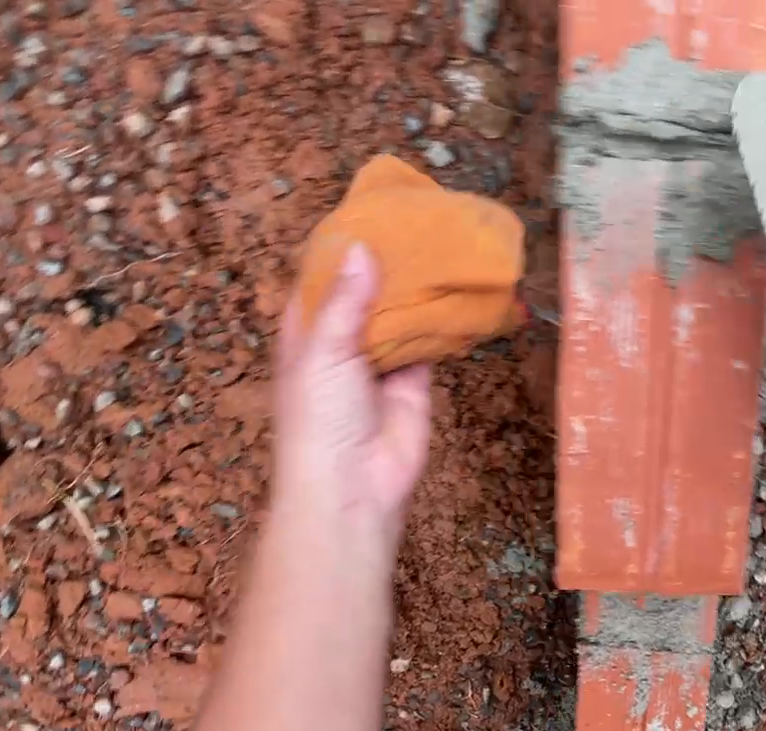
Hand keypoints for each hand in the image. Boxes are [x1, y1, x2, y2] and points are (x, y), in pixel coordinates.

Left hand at [270, 244, 430, 570]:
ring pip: (401, 315)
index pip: (324, 277)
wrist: (354, 485)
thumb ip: (345, 301)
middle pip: (368, 292)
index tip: (371, 210)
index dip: (344, 246)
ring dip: (418, 289)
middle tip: (419, 221)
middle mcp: (344, 342)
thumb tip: (364, 247)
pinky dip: (442, 322)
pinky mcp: (415, 382)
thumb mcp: (322, 350)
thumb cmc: (319, 418)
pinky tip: (458, 289)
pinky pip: (428, 344)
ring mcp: (381, 362)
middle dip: (388, 263)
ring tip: (443, 245)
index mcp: (307, 330)